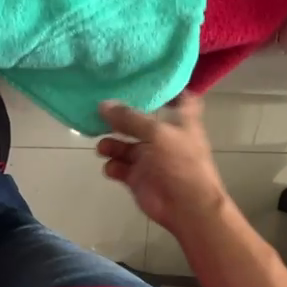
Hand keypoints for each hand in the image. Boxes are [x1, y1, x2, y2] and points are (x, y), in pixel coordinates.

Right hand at [96, 94, 227, 232]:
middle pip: (140, 121)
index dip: (168, 89)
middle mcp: (164, 137)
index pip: (179, 98)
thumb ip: (129, 118)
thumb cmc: (181, 163)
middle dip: (121, 117)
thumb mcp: (157, 133)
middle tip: (100, 111)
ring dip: (112, 143)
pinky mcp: (137, 178)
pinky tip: (110, 166)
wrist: (186, 206)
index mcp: (180, 121)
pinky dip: (112, 165)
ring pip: (125, 145)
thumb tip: (102, 105)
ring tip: (102, 145)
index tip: (146, 80)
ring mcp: (149, 158)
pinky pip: (119, 167)